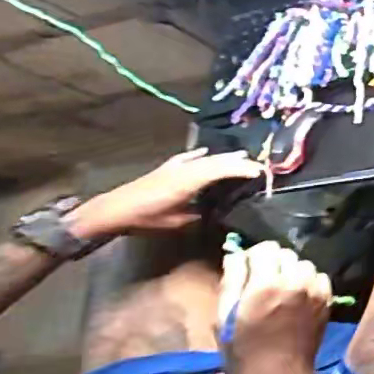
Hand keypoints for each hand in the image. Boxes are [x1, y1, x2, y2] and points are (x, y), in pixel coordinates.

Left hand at [69, 149, 264, 237]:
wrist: (111, 211)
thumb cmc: (145, 219)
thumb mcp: (177, 222)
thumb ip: (200, 213)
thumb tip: (218, 210)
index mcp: (190, 180)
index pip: (224, 169)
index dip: (244, 169)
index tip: (262, 172)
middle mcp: (186, 169)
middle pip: (219, 161)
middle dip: (241, 161)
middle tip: (260, 165)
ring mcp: (176, 166)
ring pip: (207, 158)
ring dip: (225, 157)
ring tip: (243, 157)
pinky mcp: (166, 168)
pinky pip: (189, 157)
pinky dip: (201, 155)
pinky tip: (206, 152)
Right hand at [218, 240, 329, 373]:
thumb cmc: (244, 350)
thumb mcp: (224, 318)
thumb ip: (231, 282)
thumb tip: (236, 256)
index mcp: (266, 284)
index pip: (266, 248)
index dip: (255, 256)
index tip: (250, 269)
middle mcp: (295, 281)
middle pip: (286, 254)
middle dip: (273, 264)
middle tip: (264, 283)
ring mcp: (315, 289)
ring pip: (304, 264)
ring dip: (292, 272)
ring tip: (282, 291)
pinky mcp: (328, 298)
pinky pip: (319, 276)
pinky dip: (309, 282)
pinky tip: (298, 298)